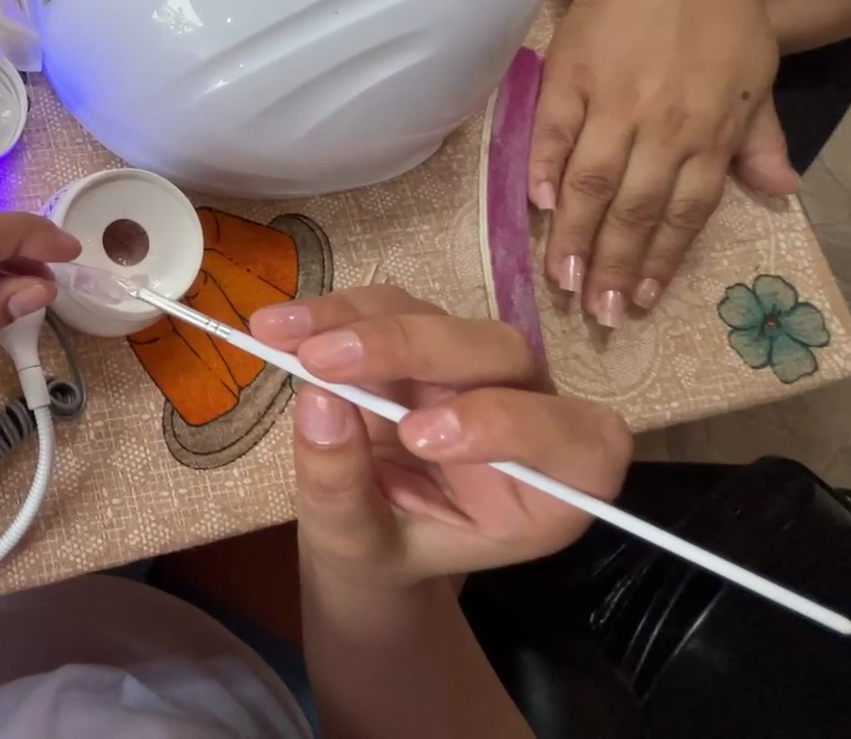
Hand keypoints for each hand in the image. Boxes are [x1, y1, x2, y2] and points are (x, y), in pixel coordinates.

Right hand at [253, 285, 631, 587]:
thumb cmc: (383, 545)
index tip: (417, 435)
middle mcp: (521, 407)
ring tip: (276, 336)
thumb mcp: (357, 541)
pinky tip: (277, 327)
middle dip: (405, 349)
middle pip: (495, 352)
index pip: (574, 438)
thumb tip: (318, 401)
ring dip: (349, 320)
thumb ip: (342, 487)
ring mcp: (466, 364)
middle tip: (319, 362)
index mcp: (548, 484)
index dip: (507, 423)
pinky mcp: (415, 335)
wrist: (364, 520)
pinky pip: (381, 305)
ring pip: (428, 315)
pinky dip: (326, 312)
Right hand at [533, 0, 797, 324]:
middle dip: (617, 265)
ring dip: (577, 235)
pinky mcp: (568, 82)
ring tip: (561, 279)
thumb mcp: (756, 76)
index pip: (686, 210)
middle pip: (636, 208)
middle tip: (597, 313)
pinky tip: (539, 208)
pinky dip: (546, 171)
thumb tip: (776, 191)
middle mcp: (665, 127)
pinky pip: (554, 135)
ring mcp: (612, 105)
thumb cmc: (716, 16)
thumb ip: (755, 136)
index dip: (663, 260)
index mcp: (710, 130)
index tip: (641, 302)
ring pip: (594, 183)